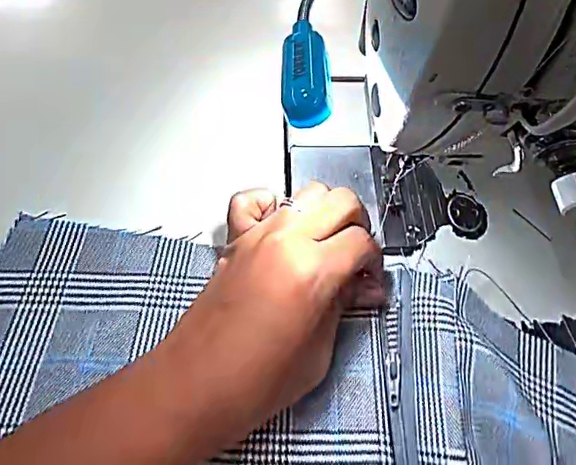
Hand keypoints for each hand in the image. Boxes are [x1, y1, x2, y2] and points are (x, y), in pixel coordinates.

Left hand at [143, 184, 386, 453]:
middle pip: (340, 200)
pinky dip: (272, 204)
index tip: (370, 277)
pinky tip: (280, 228)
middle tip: (355, 255)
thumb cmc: (256, 380)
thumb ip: (342, 305)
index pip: (361, 240)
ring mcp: (258, 233)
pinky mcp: (236, 236)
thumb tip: (361, 285)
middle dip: (357, 224)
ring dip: (323, 211)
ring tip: (325, 242)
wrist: (201, 382)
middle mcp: (286, 240)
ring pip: (306, 192)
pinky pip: (255, 198)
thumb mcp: (318, 352)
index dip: (374, 259)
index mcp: (312, 270)